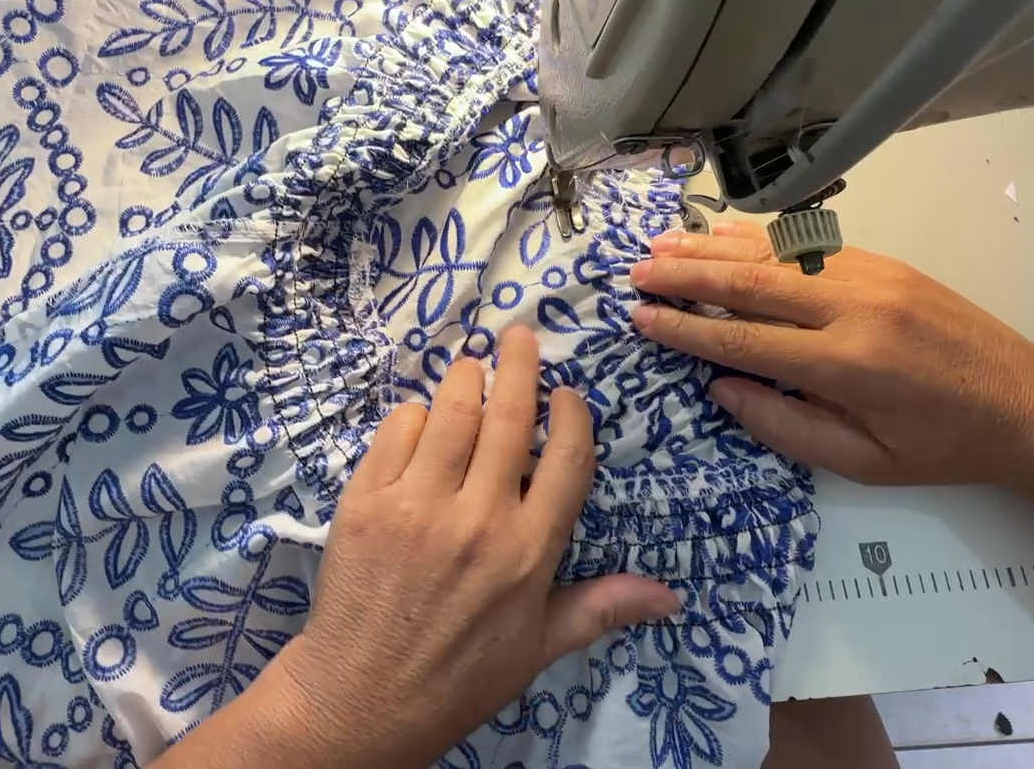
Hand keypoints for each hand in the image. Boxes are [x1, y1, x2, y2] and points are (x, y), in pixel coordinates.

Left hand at [263, 326, 679, 767]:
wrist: (362, 697)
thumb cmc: (459, 673)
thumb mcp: (538, 648)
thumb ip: (600, 607)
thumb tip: (671, 595)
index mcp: (528, 553)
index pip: (566, 460)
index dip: (572, 415)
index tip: (568, 394)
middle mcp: (478, 518)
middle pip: (509, 418)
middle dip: (519, 365)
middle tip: (520, 335)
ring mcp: (417, 504)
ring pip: (452, 411)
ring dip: (465, 377)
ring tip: (472, 364)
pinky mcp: (367, 498)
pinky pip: (397, 430)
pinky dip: (414, 413)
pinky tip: (422, 416)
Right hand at [627, 222, 1033, 490]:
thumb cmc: (944, 448)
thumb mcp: (864, 462)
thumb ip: (784, 425)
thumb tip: (717, 385)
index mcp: (849, 366)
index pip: (743, 341)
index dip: (685, 331)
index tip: (640, 319)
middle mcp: (854, 308)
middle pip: (748, 284)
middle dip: (684, 277)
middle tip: (635, 273)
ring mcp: (870, 275)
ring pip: (771, 254)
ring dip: (709, 248)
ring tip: (659, 244)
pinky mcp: (882, 260)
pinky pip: (803, 243)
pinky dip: (753, 237)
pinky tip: (717, 233)